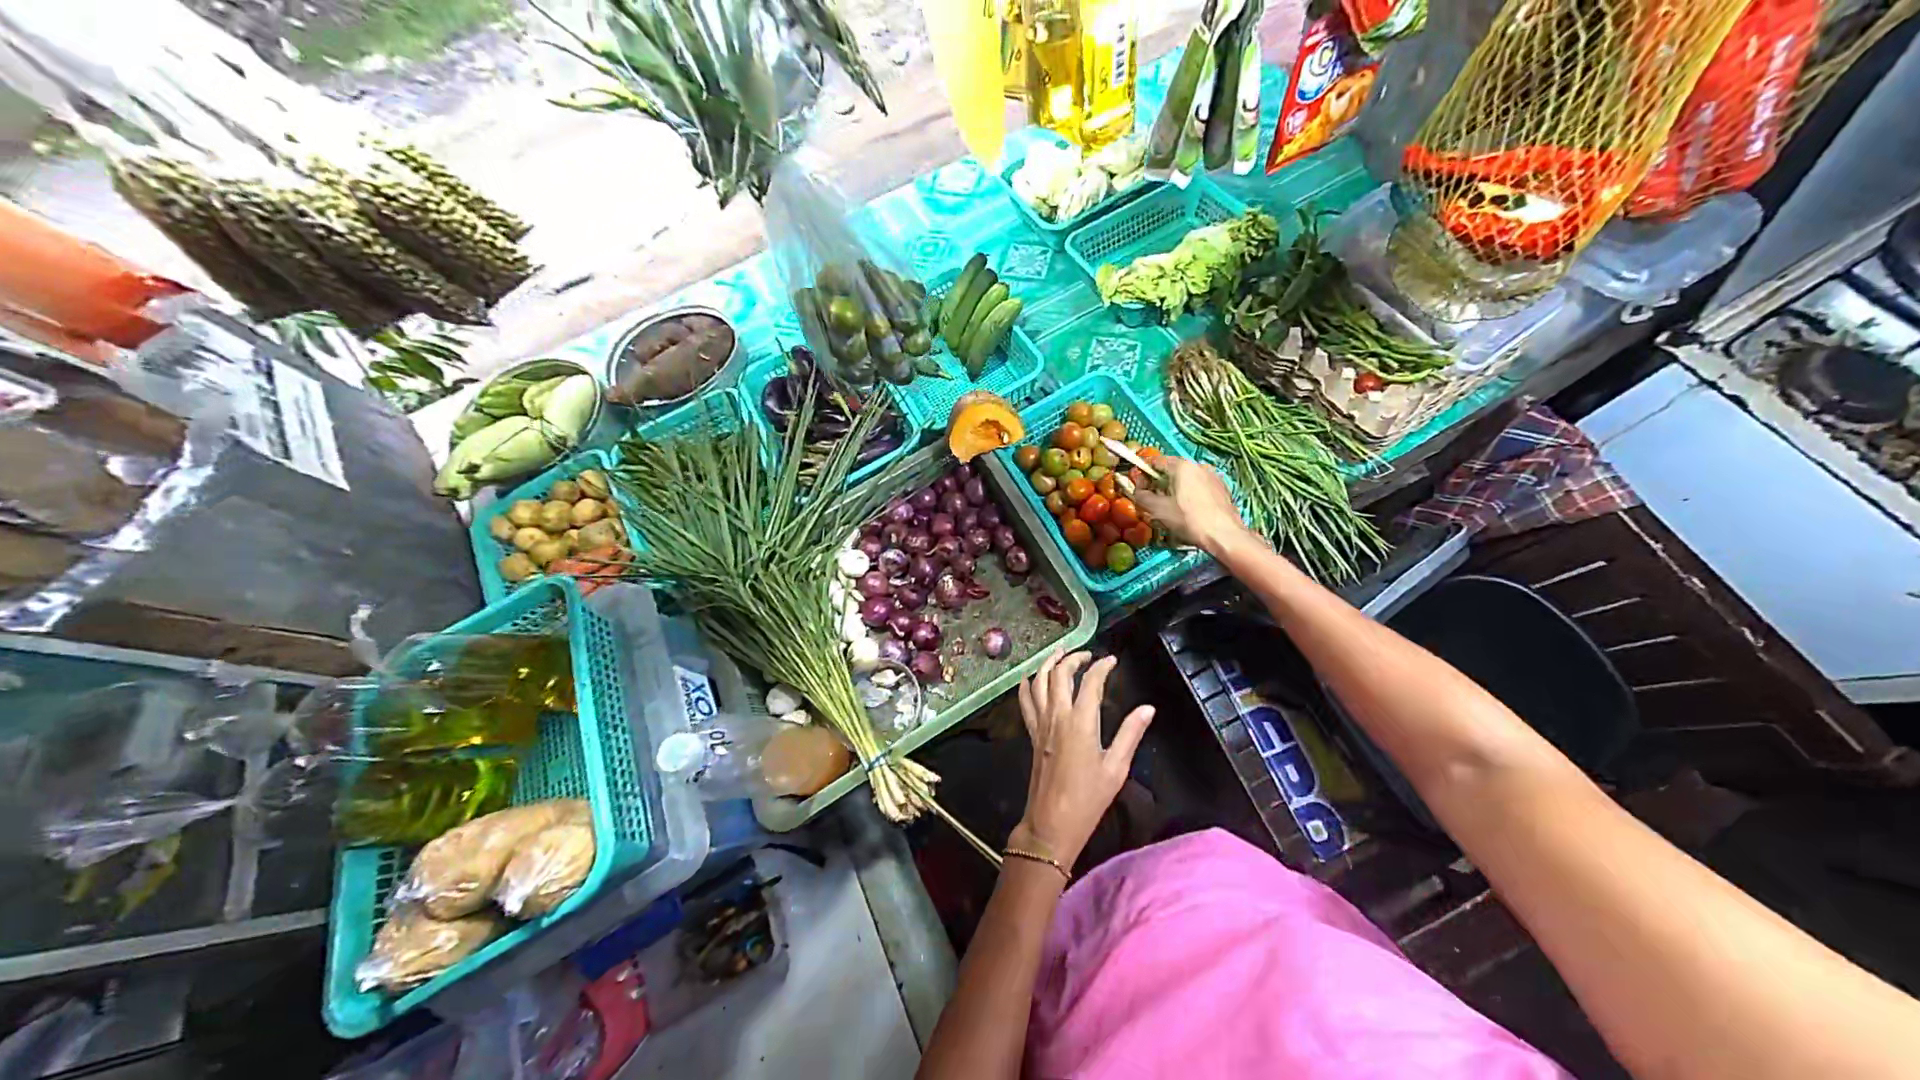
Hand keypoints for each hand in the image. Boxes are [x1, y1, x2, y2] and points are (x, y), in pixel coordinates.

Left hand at [1011, 651, 1155, 869]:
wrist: (1051, 822)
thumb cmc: (1088, 798)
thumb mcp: (1116, 768)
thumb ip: (1130, 734)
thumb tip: (1147, 709)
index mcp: (1080, 722)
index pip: (1090, 682)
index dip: (1102, 667)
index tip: (1112, 661)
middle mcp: (1057, 716)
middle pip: (1059, 674)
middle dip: (1072, 658)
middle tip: (1086, 654)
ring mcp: (1040, 724)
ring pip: (1039, 682)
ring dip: (1048, 663)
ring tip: (1059, 653)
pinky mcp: (1031, 734)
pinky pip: (1025, 701)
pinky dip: (1028, 684)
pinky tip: (1030, 678)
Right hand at [1133, 457, 1250, 557]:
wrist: (1224, 535)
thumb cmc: (1188, 519)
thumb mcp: (1158, 509)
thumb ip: (1142, 496)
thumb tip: (1138, 490)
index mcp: (1182, 466)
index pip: (1156, 461)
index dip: (1144, 473)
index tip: (1140, 488)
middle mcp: (1199, 466)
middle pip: (1172, 470)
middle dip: (1160, 483)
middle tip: (1154, 501)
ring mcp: (1213, 476)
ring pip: (1187, 479)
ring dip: (1176, 489)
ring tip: (1172, 508)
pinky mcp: (1222, 488)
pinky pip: (1200, 487)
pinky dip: (1191, 494)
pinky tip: (1190, 511)